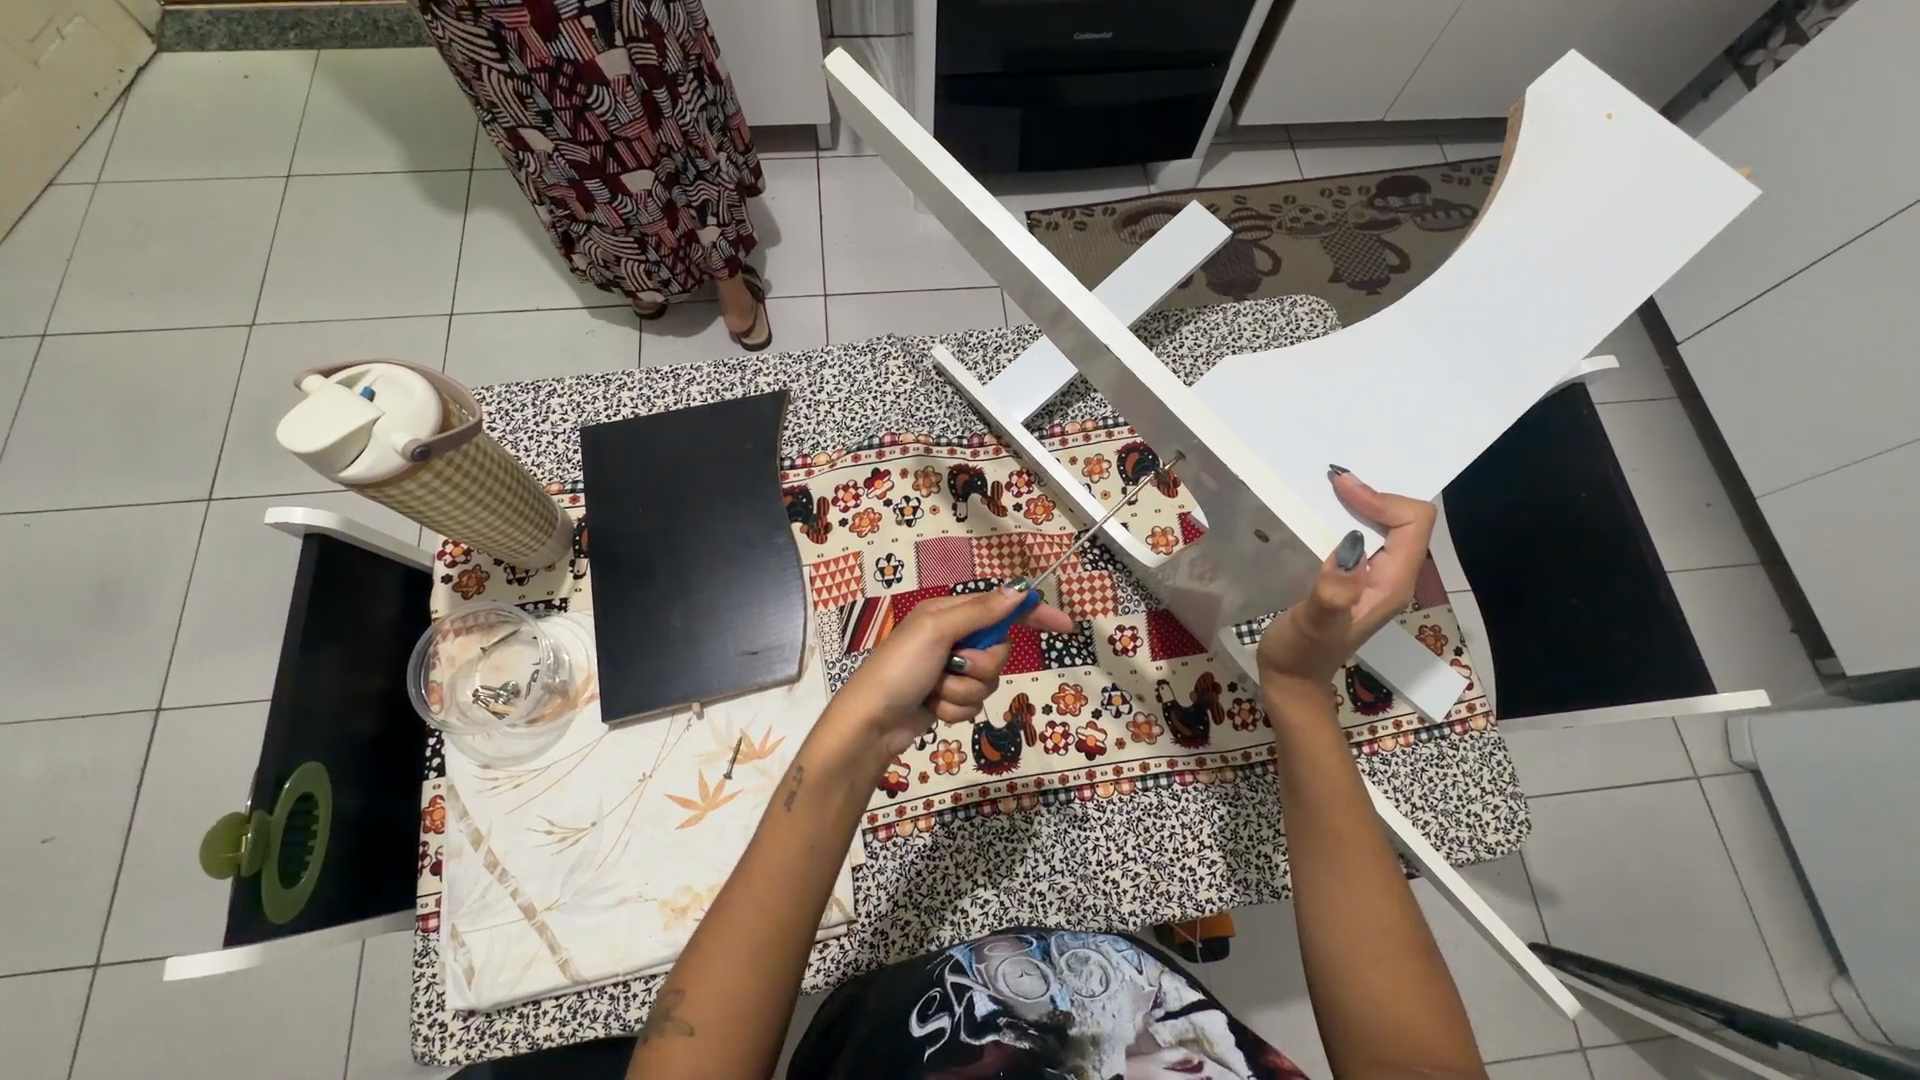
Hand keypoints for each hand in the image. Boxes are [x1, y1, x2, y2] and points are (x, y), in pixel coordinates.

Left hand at [824, 586, 1073, 757]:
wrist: (871, 722)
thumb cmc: (899, 668)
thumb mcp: (937, 630)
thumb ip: (980, 611)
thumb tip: (1019, 590)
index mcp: (950, 614)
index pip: (1003, 607)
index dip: (1034, 613)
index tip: (1065, 626)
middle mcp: (955, 638)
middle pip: (1001, 651)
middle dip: (981, 666)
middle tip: (952, 666)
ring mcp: (953, 671)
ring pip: (989, 682)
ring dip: (963, 691)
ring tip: (935, 690)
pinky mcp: (950, 698)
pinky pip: (974, 704)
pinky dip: (955, 709)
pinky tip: (932, 707)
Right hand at [1257, 470, 1436, 695]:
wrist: (1292, 679)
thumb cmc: (1300, 653)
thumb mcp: (1313, 625)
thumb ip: (1333, 593)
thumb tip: (1349, 550)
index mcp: (1392, 584)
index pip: (1413, 523)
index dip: (1382, 499)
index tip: (1339, 489)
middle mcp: (1392, 577)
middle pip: (1407, 519)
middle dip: (1377, 494)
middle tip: (1334, 480)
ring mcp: (1376, 578)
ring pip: (1389, 526)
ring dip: (1364, 504)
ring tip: (1331, 489)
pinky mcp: (1357, 578)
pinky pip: (1368, 536)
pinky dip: (1351, 517)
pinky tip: (1326, 514)